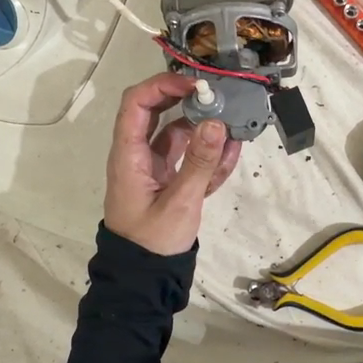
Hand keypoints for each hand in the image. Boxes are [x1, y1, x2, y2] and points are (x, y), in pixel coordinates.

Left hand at [103, 73, 243, 255]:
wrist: (145, 278)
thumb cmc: (154, 240)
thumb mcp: (180, 203)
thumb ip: (199, 163)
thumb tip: (216, 122)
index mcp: (129, 155)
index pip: (136, 103)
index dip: (163, 85)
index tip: (195, 85)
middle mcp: (138, 154)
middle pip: (158, 111)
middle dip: (188, 101)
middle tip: (218, 96)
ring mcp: (154, 166)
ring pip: (178, 133)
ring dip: (205, 129)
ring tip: (234, 126)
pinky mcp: (169, 180)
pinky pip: (189, 157)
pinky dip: (209, 154)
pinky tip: (231, 151)